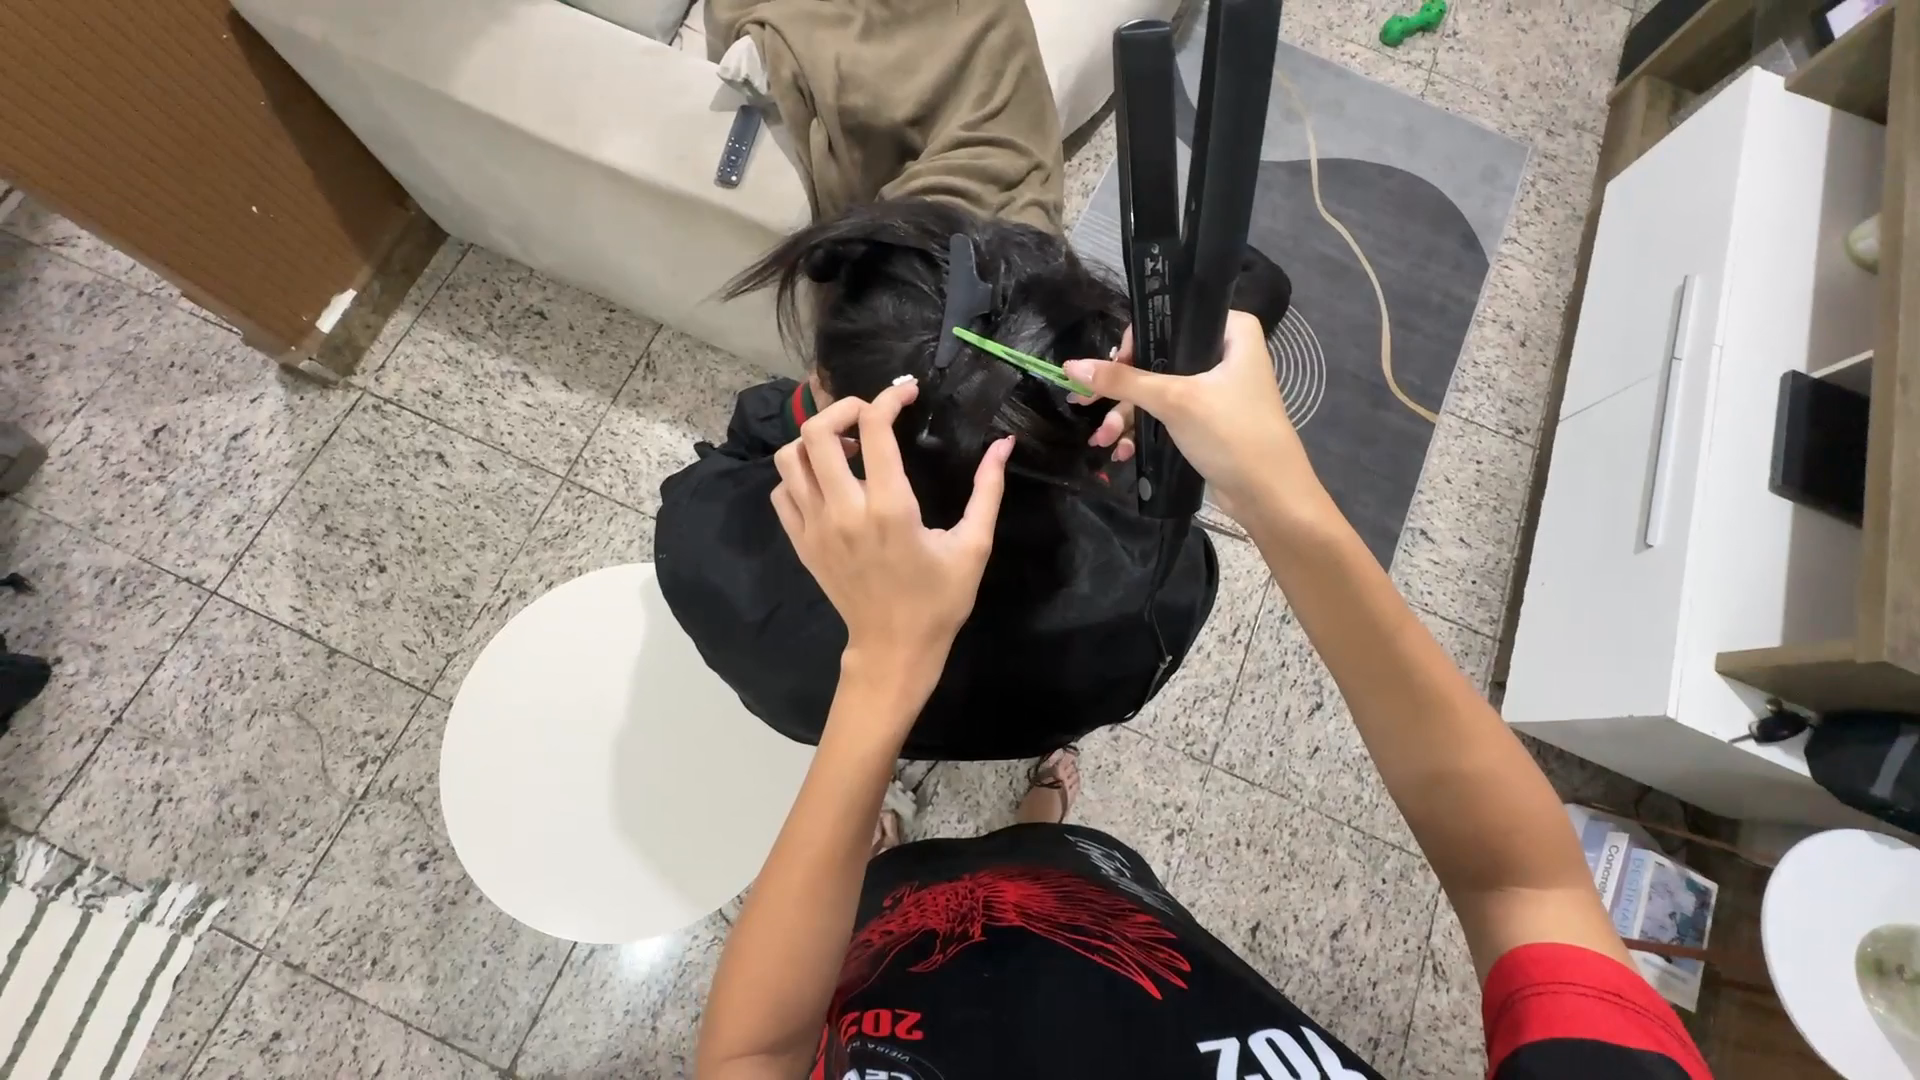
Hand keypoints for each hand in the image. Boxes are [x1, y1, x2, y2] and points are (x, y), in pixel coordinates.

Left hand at [770, 380, 1013, 693]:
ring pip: (790, 458)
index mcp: (890, 508)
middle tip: (871, 416)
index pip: (875, 429)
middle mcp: (844, 511)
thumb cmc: (939, 600)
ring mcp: (815, 528)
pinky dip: (799, 474)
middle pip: (818, 432)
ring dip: (816, 440)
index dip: (889, 398)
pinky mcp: (801, 543)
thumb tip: (1003, 444)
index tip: (906, 393)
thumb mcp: (974, 546)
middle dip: (844, 408)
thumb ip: (987, 491)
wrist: (894, 649)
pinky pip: (782, 492)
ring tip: (848, 448)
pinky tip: (828, 481)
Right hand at [1063, 311, 1326, 525]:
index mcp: (1231, 331)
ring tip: (1103, 440)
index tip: (1111, 369)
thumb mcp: (1174, 400)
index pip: (1171, 319)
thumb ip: (1122, 381)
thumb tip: (1071, 366)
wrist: (1268, 494)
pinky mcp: (1206, 420)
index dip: (1136, 342)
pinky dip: (1143, 431)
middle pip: (1157, 360)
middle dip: (1121, 391)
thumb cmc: (1231, 433)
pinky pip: (1165, 416)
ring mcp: (1215, 389)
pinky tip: (1122, 452)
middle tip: (1085, 404)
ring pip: (1157, 392)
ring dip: (1127, 417)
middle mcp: (1224, 353)